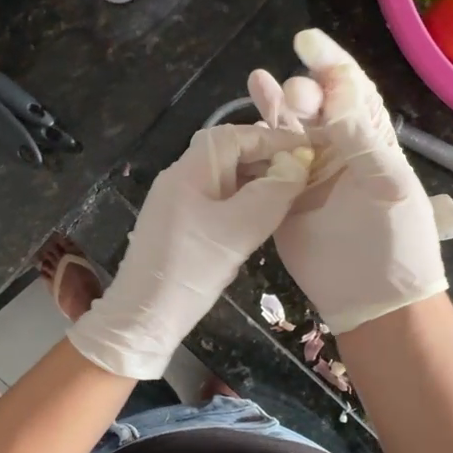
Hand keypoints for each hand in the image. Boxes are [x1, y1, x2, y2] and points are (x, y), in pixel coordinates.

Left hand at [68, 125, 311, 379]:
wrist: (143, 317)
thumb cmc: (191, 268)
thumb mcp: (239, 229)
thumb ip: (272, 192)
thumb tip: (298, 163)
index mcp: (189, 170)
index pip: (234, 135)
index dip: (272, 137)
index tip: (308, 149)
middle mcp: (180, 179)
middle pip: (227, 152)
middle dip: (266, 157)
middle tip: (304, 171)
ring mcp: (177, 203)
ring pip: (223, 177)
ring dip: (256, 179)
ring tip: (290, 191)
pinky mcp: (179, 226)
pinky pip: (217, 200)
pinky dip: (243, 200)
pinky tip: (263, 216)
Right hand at [248, 29, 446, 332]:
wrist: (374, 300)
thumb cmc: (394, 242)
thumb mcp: (388, 184)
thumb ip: (360, 136)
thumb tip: (334, 85)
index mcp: (374, 142)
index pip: (354, 91)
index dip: (332, 64)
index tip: (307, 41)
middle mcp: (341, 150)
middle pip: (317, 106)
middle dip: (304, 90)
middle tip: (292, 90)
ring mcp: (309, 172)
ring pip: (288, 128)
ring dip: (274, 104)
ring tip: (257, 80)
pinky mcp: (282, 195)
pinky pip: (266, 161)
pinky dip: (254, 139)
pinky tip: (243, 118)